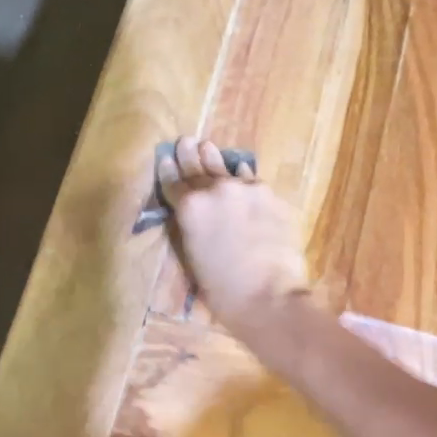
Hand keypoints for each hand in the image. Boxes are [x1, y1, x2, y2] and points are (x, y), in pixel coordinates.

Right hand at [158, 136, 311, 330]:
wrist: (269, 295)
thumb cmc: (222, 290)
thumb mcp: (192, 257)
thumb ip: (191, 227)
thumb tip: (194, 214)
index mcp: (189, 208)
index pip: (173, 182)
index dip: (168, 170)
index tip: (165, 157)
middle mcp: (216, 189)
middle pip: (199, 168)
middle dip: (190, 155)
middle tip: (186, 141)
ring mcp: (246, 189)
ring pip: (227, 169)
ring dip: (215, 159)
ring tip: (208, 147)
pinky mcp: (270, 196)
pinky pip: (252, 181)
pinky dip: (243, 179)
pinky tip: (240, 173)